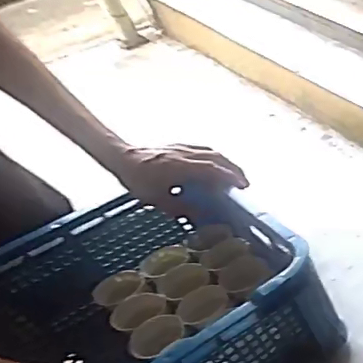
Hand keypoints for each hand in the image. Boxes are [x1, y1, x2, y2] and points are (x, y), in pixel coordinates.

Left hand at [111, 145, 249, 217]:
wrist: (117, 155)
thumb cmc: (135, 178)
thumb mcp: (156, 198)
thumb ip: (180, 208)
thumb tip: (199, 217)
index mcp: (180, 167)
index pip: (212, 169)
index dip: (230, 177)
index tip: (243, 186)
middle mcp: (184, 154)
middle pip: (217, 158)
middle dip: (234, 169)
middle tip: (244, 182)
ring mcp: (181, 148)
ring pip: (211, 152)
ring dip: (226, 162)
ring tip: (234, 174)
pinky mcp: (178, 145)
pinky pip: (202, 150)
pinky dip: (214, 158)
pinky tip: (216, 165)